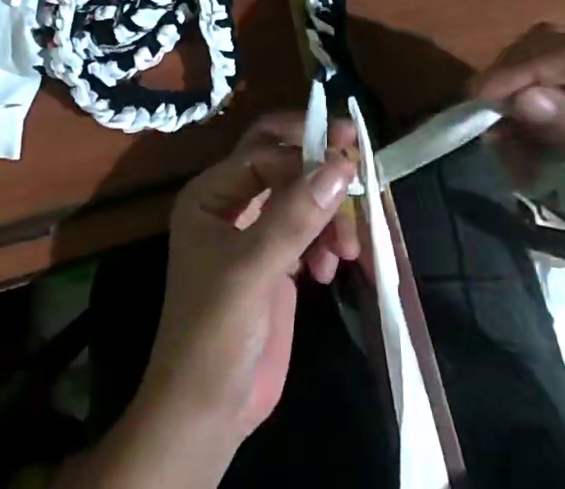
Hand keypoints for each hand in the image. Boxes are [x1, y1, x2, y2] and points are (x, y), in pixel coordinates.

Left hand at [67, 115, 358, 488]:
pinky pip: (310, 230)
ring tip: (349, 249)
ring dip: (329, 214)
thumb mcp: (251, 271)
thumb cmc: (213, 333)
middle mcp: (231, 204)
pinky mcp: (278, 261)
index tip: (347, 170)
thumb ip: (294, 217)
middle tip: (358, 155)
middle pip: (280, 161)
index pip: (262, 152)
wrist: (207, 411)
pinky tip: (331, 269)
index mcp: (210, 195)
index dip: (304, 156)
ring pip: (302, 196)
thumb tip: (339, 166)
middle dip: (318, 161)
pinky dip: (327, 241)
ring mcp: (256, 232)